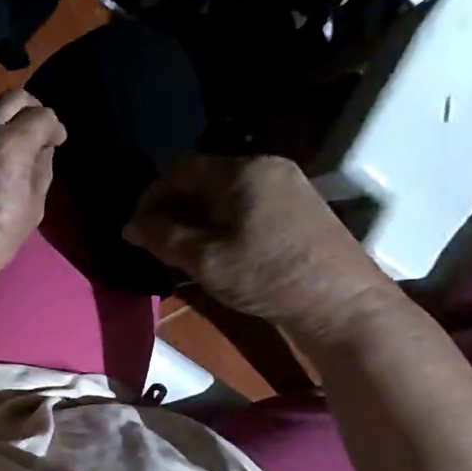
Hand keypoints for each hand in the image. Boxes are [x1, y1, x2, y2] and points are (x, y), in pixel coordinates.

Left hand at [0, 91, 67, 270]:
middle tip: (40, 130)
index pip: (42, 116)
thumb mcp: (35, 204)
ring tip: (18, 135)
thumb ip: (43, 167)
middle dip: (33, 109)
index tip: (58, 141)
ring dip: (9, 112)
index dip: (55, 128)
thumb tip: (44, 147)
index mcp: (12, 145)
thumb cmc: (1, 233)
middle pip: (14, 97)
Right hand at [123, 155, 393, 332]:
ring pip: (226, 194)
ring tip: (182, 252)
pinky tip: (216, 251)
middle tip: (156, 243)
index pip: (181, 168)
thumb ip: (164, 238)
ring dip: (197, 218)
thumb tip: (130, 226)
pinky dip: (222, 223)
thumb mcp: (207, 260)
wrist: (340, 303)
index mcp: (243, 170)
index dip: (151, 196)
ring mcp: (288, 186)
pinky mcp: (299, 209)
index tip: (136, 228)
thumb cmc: (268, 277)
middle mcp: (267, 167)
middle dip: (174, 208)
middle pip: (205, 178)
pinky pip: (247, 205)